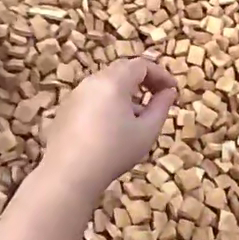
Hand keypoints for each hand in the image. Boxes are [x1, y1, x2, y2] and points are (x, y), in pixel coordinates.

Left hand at [37, 58, 177, 198]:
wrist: (68, 174)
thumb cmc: (114, 151)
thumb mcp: (146, 131)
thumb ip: (161, 107)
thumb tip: (168, 93)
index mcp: (113, 81)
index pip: (141, 65)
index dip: (161, 75)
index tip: (173, 91)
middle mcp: (92, 82)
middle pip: (122, 71)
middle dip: (144, 82)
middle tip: (158, 98)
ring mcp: (75, 96)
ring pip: (106, 85)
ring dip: (126, 94)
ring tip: (138, 118)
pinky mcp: (65, 111)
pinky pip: (92, 99)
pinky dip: (108, 104)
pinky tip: (113, 129)